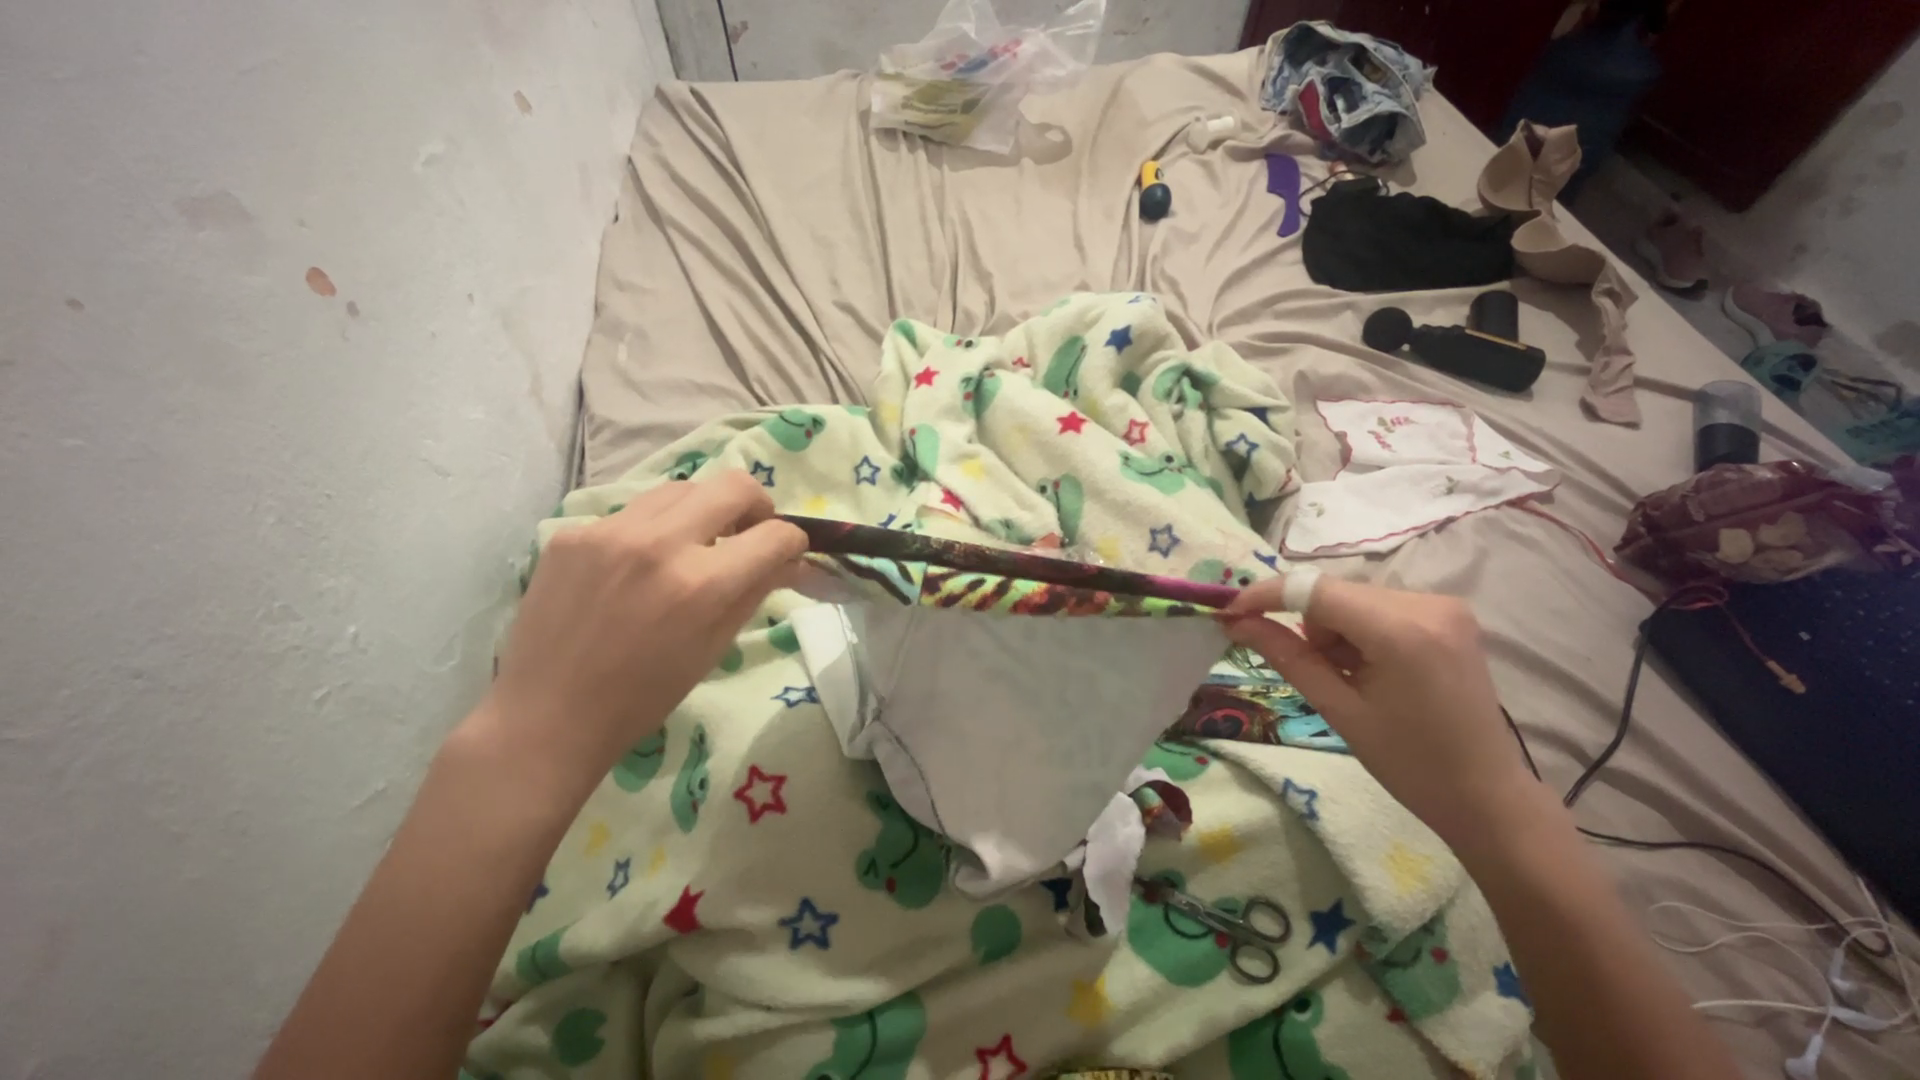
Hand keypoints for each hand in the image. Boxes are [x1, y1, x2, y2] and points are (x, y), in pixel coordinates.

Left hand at [465, 472, 806, 796]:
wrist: (548, 715)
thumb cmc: (643, 696)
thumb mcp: (713, 648)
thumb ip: (755, 591)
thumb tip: (791, 560)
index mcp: (700, 583)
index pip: (773, 535)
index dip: (792, 542)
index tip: (786, 553)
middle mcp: (658, 543)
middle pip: (732, 484)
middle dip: (755, 505)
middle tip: (748, 533)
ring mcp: (609, 531)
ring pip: (680, 489)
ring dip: (701, 511)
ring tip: (691, 546)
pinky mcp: (572, 533)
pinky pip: (630, 513)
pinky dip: (649, 532)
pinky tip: (635, 569)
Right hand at [1222, 574, 1549, 849]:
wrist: (1486, 795)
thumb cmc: (1409, 763)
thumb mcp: (1338, 709)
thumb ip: (1286, 655)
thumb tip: (1236, 622)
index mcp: (1402, 630)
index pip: (1315, 590)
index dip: (1266, 596)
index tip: (1228, 613)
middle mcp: (1428, 603)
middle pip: (1335, 594)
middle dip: (1310, 626)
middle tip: (1317, 676)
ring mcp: (1444, 606)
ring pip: (1356, 600)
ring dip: (1336, 631)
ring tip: (1351, 681)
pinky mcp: (1450, 615)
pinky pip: (1382, 608)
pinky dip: (1362, 632)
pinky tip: (1373, 671)